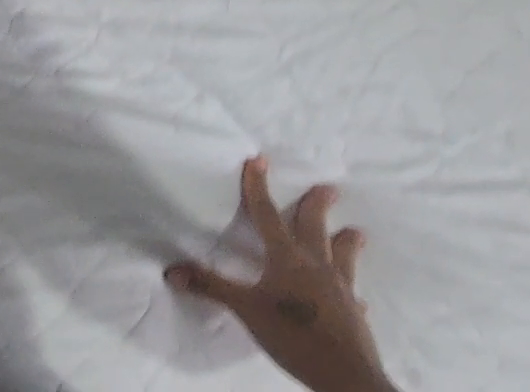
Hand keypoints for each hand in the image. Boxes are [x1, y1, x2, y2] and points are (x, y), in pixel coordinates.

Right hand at [166, 157, 393, 391]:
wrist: (347, 378)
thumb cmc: (294, 334)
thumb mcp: (245, 308)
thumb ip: (209, 286)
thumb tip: (170, 270)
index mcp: (287, 258)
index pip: (267, 214)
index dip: (259, 186)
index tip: (259, 160)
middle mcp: (316, 266)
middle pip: (314, 228)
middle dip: (317, 206)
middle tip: (329, 187)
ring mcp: (339, 289)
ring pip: (341, 257)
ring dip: (346, 242)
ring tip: (357, 231)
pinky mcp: (353, 313)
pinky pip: (351, 294)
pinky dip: (350, 289)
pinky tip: (359, 296)